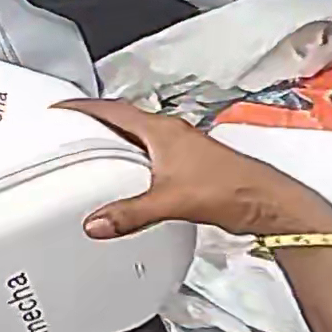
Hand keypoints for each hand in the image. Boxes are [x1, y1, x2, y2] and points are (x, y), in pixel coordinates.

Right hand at [55, 100, 331, 239]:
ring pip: (135, 133)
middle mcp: (169, 133)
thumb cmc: (232, 190)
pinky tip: (123, 171)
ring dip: (111, 136)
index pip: (112, 110)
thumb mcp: (169, 202)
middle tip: (70, 124)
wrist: (270, 205)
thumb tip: (95, 223)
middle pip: (122, 117)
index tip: (61, 107)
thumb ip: (128, 214)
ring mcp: (179, 147)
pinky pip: (146, 150)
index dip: (83, 107)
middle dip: (93, 118)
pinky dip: (127, 154)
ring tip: (89, 146)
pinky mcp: (185, 163)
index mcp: (161, 131)